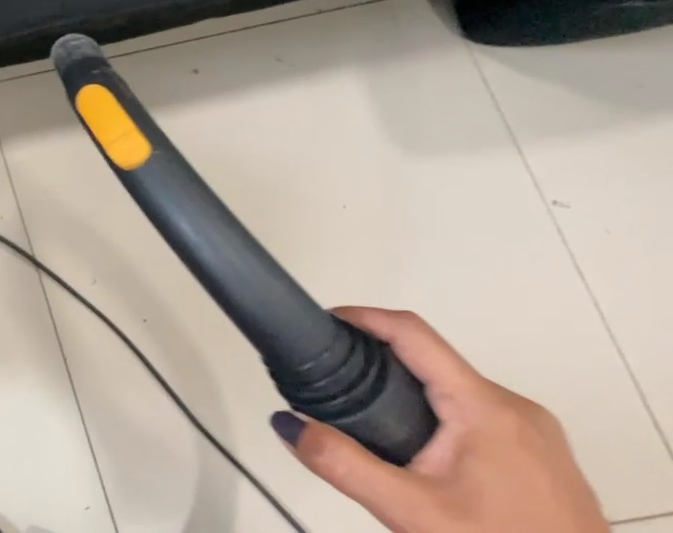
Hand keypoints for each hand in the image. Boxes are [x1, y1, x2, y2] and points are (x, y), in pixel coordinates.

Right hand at [275, 307, 604, 532]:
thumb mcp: (411, 513)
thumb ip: (343, 464)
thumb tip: (286, 422)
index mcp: (486, 407)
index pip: (413, 332)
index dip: (361, 316)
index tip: (318, 321)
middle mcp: (515, 409)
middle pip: (429, 361)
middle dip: (374, 362)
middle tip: (329, 381)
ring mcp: (535, 433)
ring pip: (451, 389)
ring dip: (402, 392)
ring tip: (362, 420)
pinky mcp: (542, 457)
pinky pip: (473, 415)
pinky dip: (432, 416)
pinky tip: (413, 452)